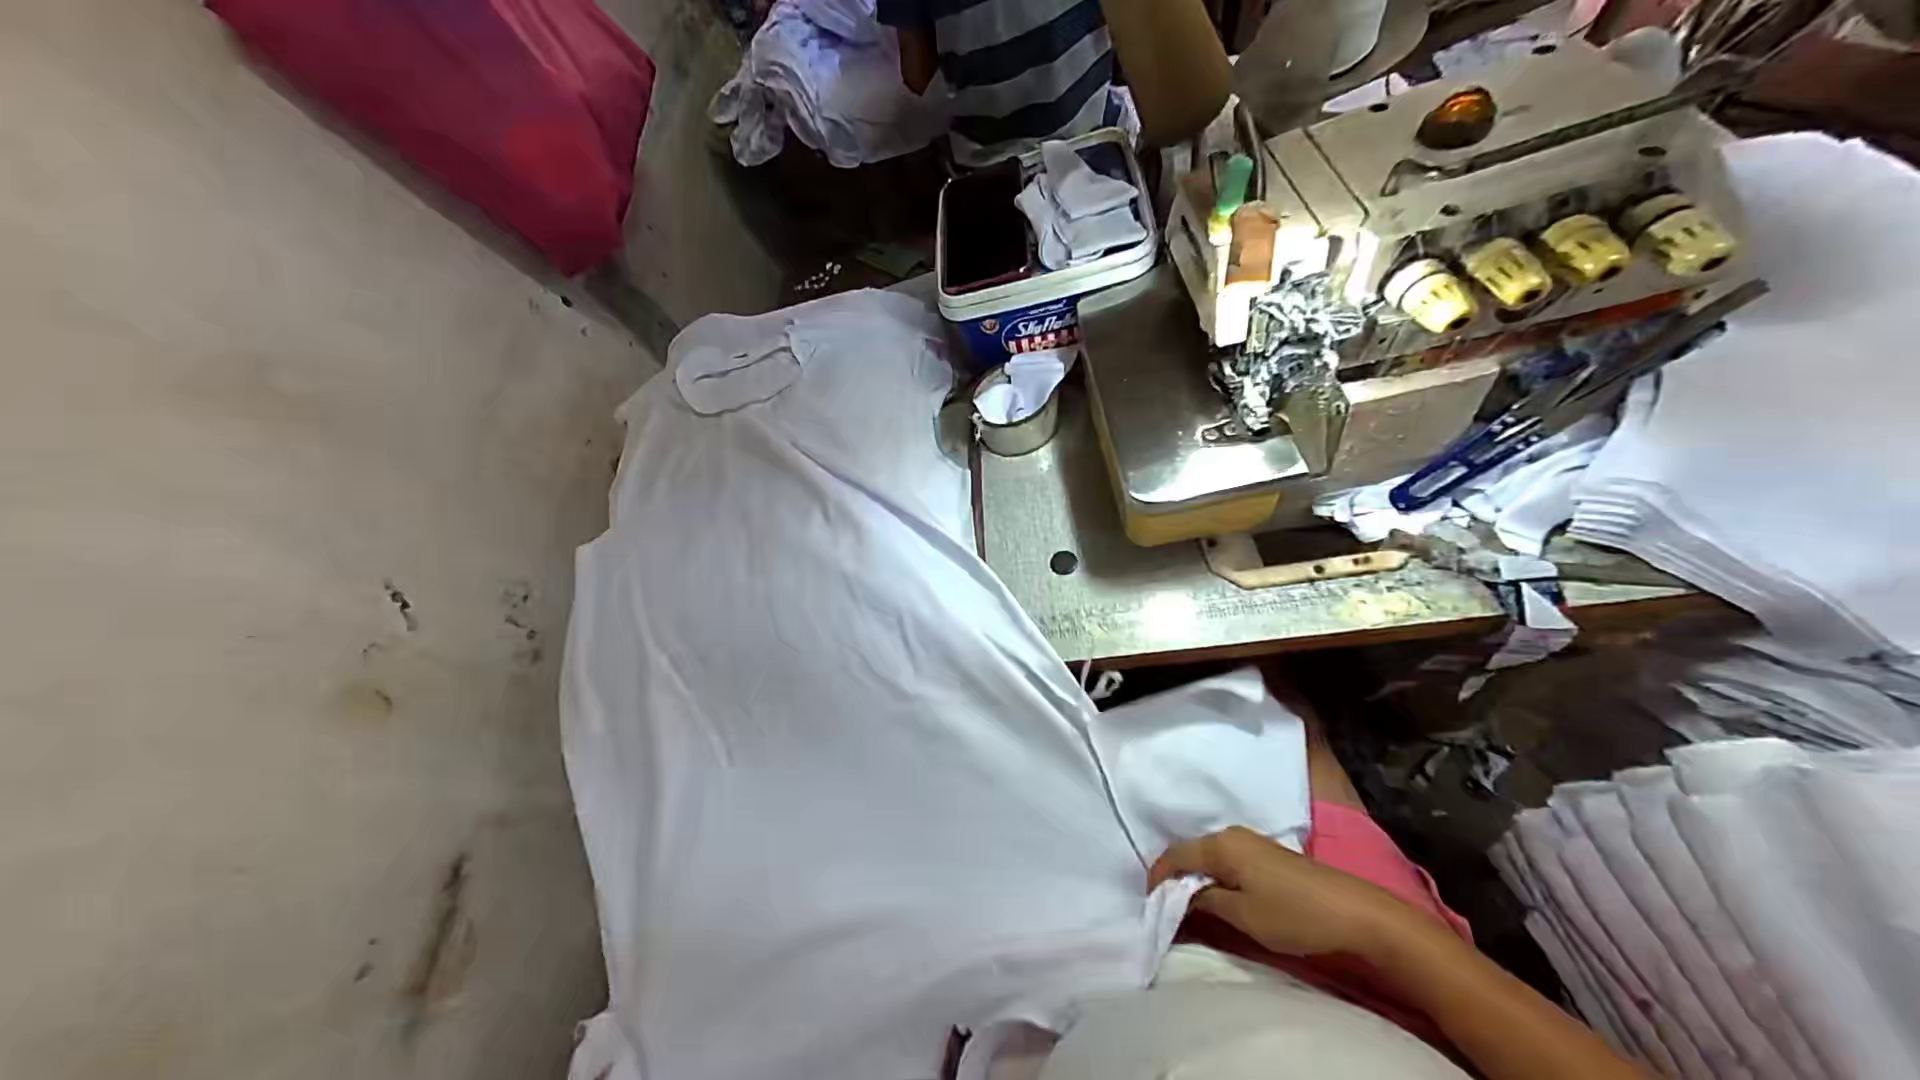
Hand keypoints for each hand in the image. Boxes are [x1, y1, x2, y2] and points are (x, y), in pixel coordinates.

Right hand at [1147, 826, 1422, 958]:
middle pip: (1190, 851)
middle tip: (1165, 905)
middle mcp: (1231, 834)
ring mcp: (1251, 841)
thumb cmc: (1294, 915)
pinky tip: (1217, 893)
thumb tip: (1179, 895)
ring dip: (1195, 876)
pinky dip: (1213, 874)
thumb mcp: (1242, 915)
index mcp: (1220, 845)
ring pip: (1208, 854)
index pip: (1174, 855)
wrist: (1356, 912)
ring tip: (1188, 903)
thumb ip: (1204, 901)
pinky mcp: (1266, 853)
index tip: (1148, 902)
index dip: (1157, 877)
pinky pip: (1225, 858)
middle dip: (1174, 876)